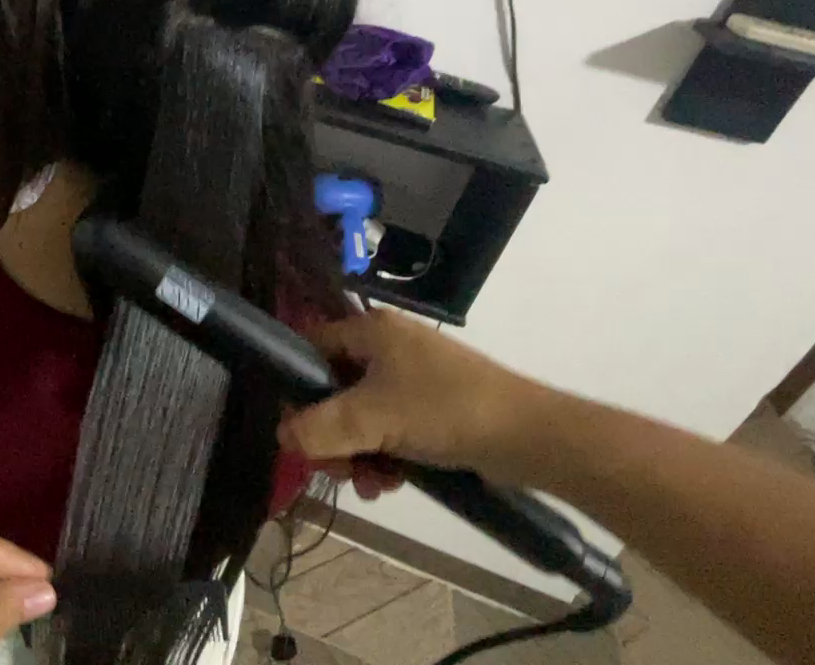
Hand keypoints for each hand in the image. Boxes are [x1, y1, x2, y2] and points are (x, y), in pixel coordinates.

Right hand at [280, 310, 557, 486]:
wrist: (532, 436)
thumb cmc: (444, 410)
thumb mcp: (372, 419)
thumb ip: (319, 428)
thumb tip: (281, 435)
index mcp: (372, 330)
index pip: (313, 345)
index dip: (298, 384)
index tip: (296, 426)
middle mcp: (390, 346)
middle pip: (337, 387)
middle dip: (332, 433)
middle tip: (335, 468)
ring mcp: (415, 376)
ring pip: (364, 413)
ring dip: (359, 452)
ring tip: (369, 485)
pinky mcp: (435, 405)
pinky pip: (392, 427)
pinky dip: (386, 454)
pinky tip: (391, 484)